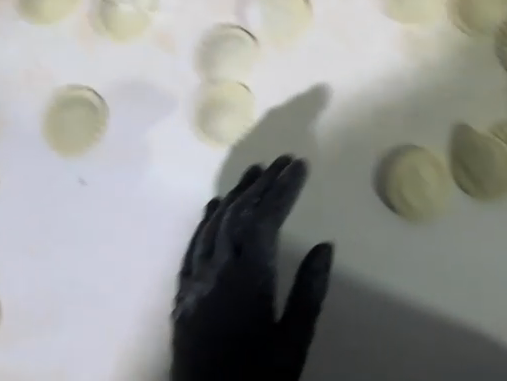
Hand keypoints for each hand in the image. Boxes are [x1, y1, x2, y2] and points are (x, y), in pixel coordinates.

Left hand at [172, 155, 333, 380]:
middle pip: (238, 214)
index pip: (265, 219)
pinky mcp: (182, 298)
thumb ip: (308, 293)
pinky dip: (206, 223)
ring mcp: (195, 283)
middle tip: (283, 161)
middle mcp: (216, 272)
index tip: (300, 165)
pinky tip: (213, 208)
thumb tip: (325, 246)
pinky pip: (192, 248)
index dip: (283, 189)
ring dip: (235, 195)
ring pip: (214, 226)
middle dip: (262, 184)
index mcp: (248, 280)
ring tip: (255, 172)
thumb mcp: (293, 344)